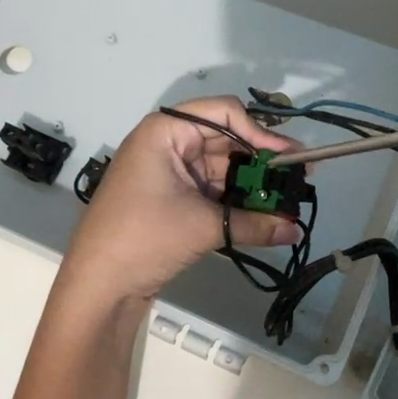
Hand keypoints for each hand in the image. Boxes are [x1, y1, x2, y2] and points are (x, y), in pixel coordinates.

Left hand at [61, 96, 301, 300]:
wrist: (98, 285)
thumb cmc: (144, 238)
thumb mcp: (203, 226)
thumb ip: (254, 223)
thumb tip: (295, 230)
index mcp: (164, 131)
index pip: (224, 113)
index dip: (260, 132)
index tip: (290, 157)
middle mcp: (166, 144)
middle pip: (225, 140)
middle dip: (260, 161)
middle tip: (298, 178)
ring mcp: (167, 172)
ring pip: (220, 168)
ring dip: (251, 184)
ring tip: (286, 201)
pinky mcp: (170, 198)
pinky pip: (210, 190)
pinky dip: (234, 201)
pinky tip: (263, 216)